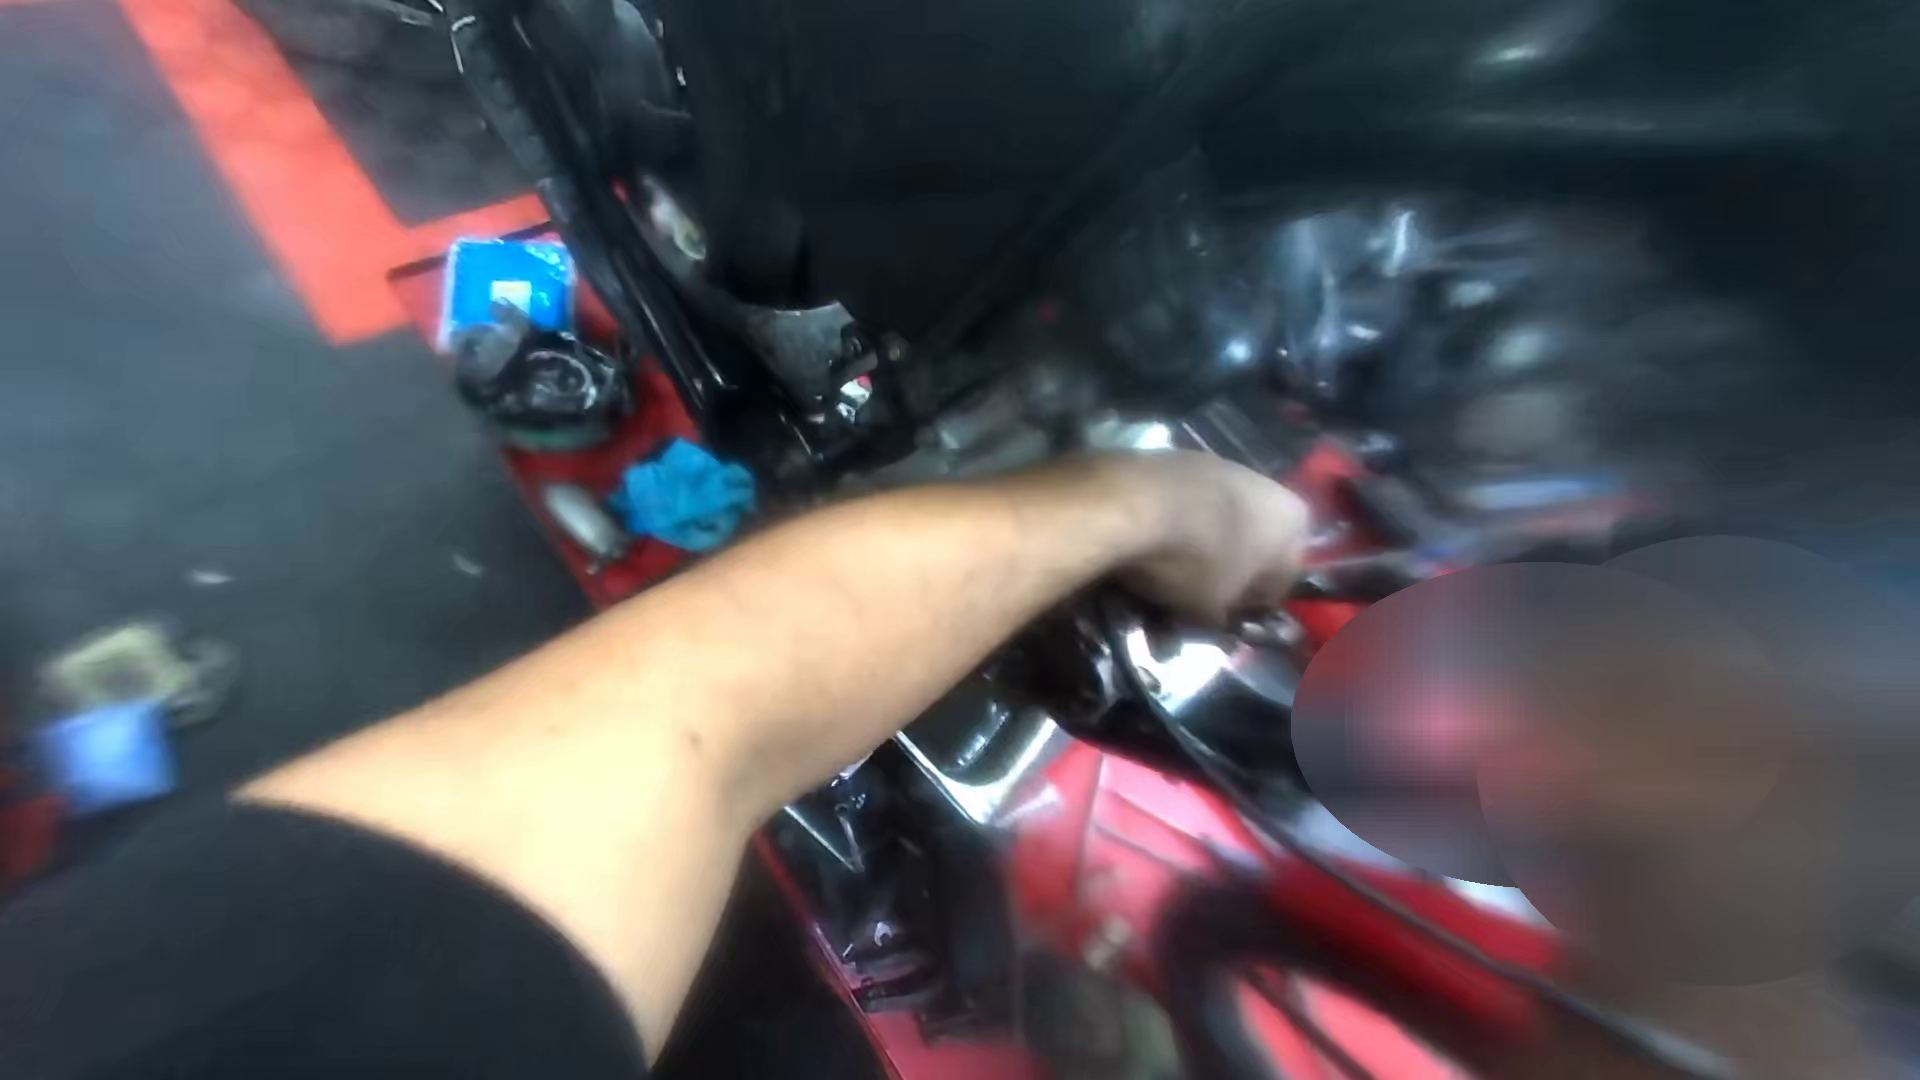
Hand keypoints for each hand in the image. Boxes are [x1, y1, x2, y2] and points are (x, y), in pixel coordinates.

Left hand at [1104, 451, 1311, 623]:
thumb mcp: (1212, 609)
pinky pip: (1179, 501)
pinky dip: (1168, 518)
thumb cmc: (1193, 561)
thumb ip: (1222, 614)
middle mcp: (1266, 483)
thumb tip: (1214, 614)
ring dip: (1196, 538)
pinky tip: (1145, 537)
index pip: (1282, 575)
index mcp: (1295, 520)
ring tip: (1164, 565)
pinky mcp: (1174, 456)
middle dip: (1226, 564)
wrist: (1132, 503)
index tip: (1225, 615)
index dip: (1252, 601)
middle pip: (1249, 539)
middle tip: (1195, 592)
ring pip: (1214, 516)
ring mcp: (1217, 464)